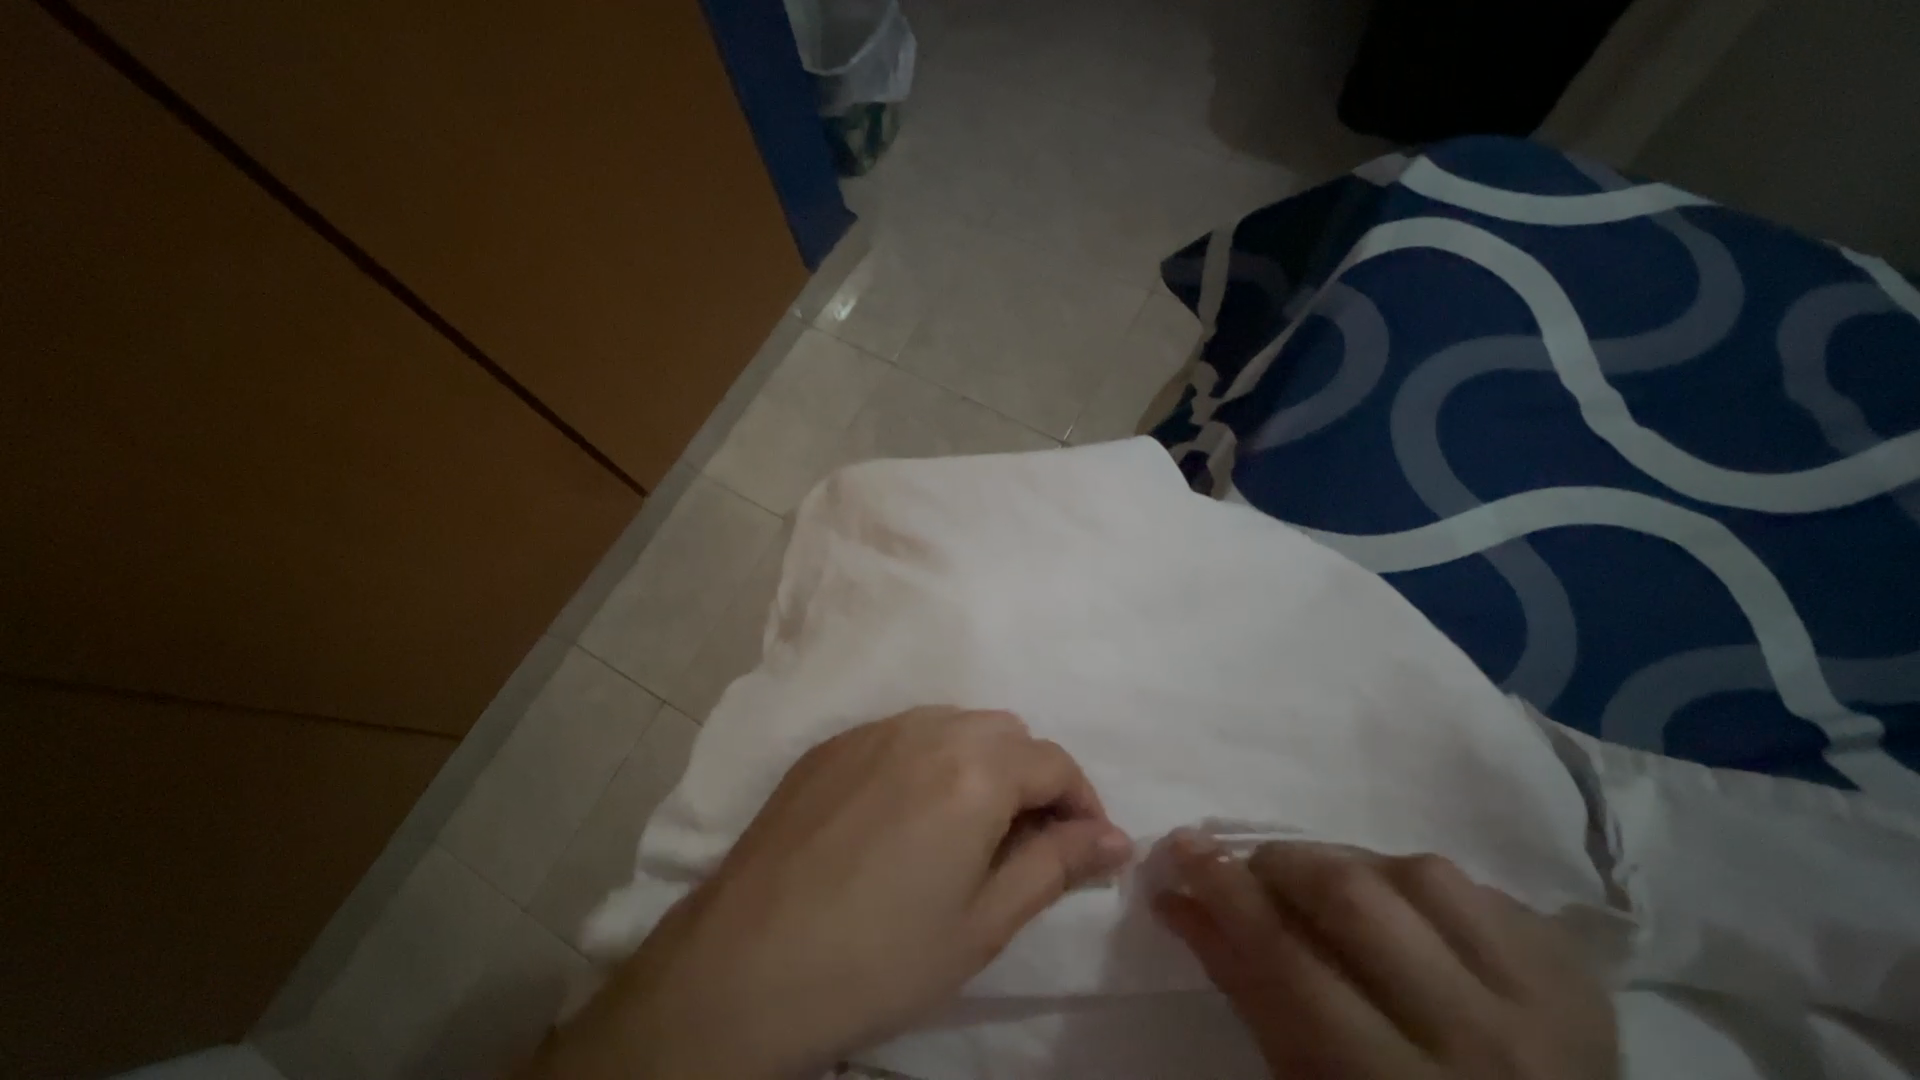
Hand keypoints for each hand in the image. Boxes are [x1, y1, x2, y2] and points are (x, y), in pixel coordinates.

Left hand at [530, 707, 1131, 1079]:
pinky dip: (927, 762)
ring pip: (952, 726)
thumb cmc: (880, 958)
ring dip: (980, 764)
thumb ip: (1056, 865)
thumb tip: (1116, 838)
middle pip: (1006, 734)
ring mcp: (868, 733)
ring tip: (966, 832)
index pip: (1055, 763)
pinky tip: (905, 820)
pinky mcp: (826, 748)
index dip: (1083, 806)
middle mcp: (925, 730)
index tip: (1085, 853)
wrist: (743, 969)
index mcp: (974, 769)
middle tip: (1024, 846)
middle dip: (1031, 780)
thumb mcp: (984, 924)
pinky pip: (900, 735)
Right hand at [1155, 834, 1616, 1079]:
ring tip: (1332, 890)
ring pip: (1425, 874)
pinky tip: (1409, 913)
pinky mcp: (1577, 971)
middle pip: (1359, 900)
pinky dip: (1427, 887)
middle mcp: (1483, 1043)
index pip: (1292, 964)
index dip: (1228, 896)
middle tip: (1253, 866)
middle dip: (1285, 864)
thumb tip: (1180, 897)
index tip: (1184, 848)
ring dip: (1358, 868)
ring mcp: (1546, 1001)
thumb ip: (1245, 987)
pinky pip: (1483, 887)